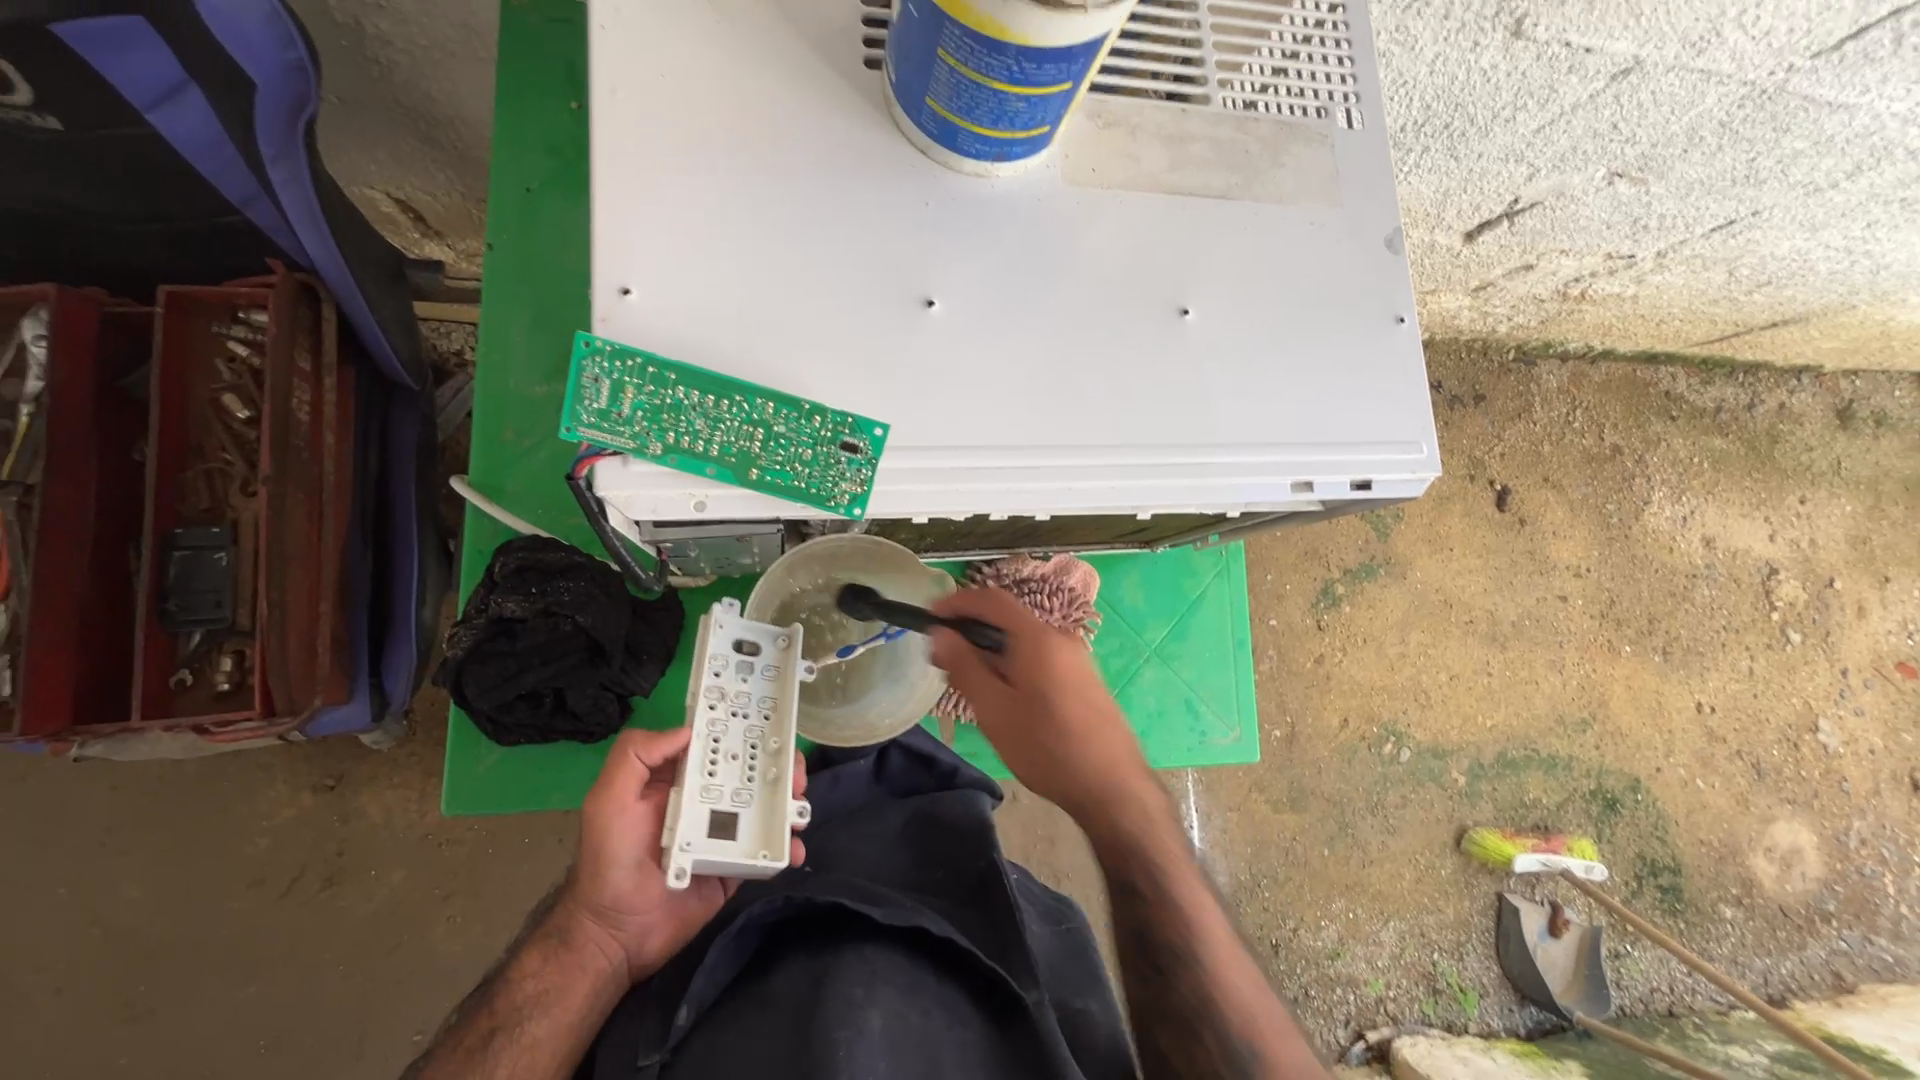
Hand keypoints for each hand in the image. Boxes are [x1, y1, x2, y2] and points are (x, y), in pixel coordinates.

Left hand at [556, 726, 806, 983]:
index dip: (744, 735)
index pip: (715, 748)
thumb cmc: (609, 862)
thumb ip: (635, 756)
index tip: (771, 731)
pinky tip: (794, 850)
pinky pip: (768, 851)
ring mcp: (723, 835)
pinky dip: (787, 847)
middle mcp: (703, 802)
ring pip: (766, 809)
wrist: (617, 934)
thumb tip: (687, 730)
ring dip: (790, 805)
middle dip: (779, 768)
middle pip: (750, 774)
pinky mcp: (736, 866)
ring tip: (799, 812)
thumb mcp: (607, 800)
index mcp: (677, 781)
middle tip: (794, 777)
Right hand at [929, 588, 1152, 820]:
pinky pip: (1039, 658)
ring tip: (970, 686)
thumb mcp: (994, 710)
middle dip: (972, 632)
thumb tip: (940, 633)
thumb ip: (965, 667)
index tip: (929, 617)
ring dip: (992, 653)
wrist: (1113, 787)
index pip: (992, 599)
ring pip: (1023, 642)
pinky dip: (1013, 665)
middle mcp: (1061, 638)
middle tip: (944, 661)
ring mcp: (1076, 659)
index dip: (956, 601)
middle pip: (1008, 619)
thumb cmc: (1047, 748)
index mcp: (1038, 638)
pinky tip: (1004, 699)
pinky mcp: (1083, 679)